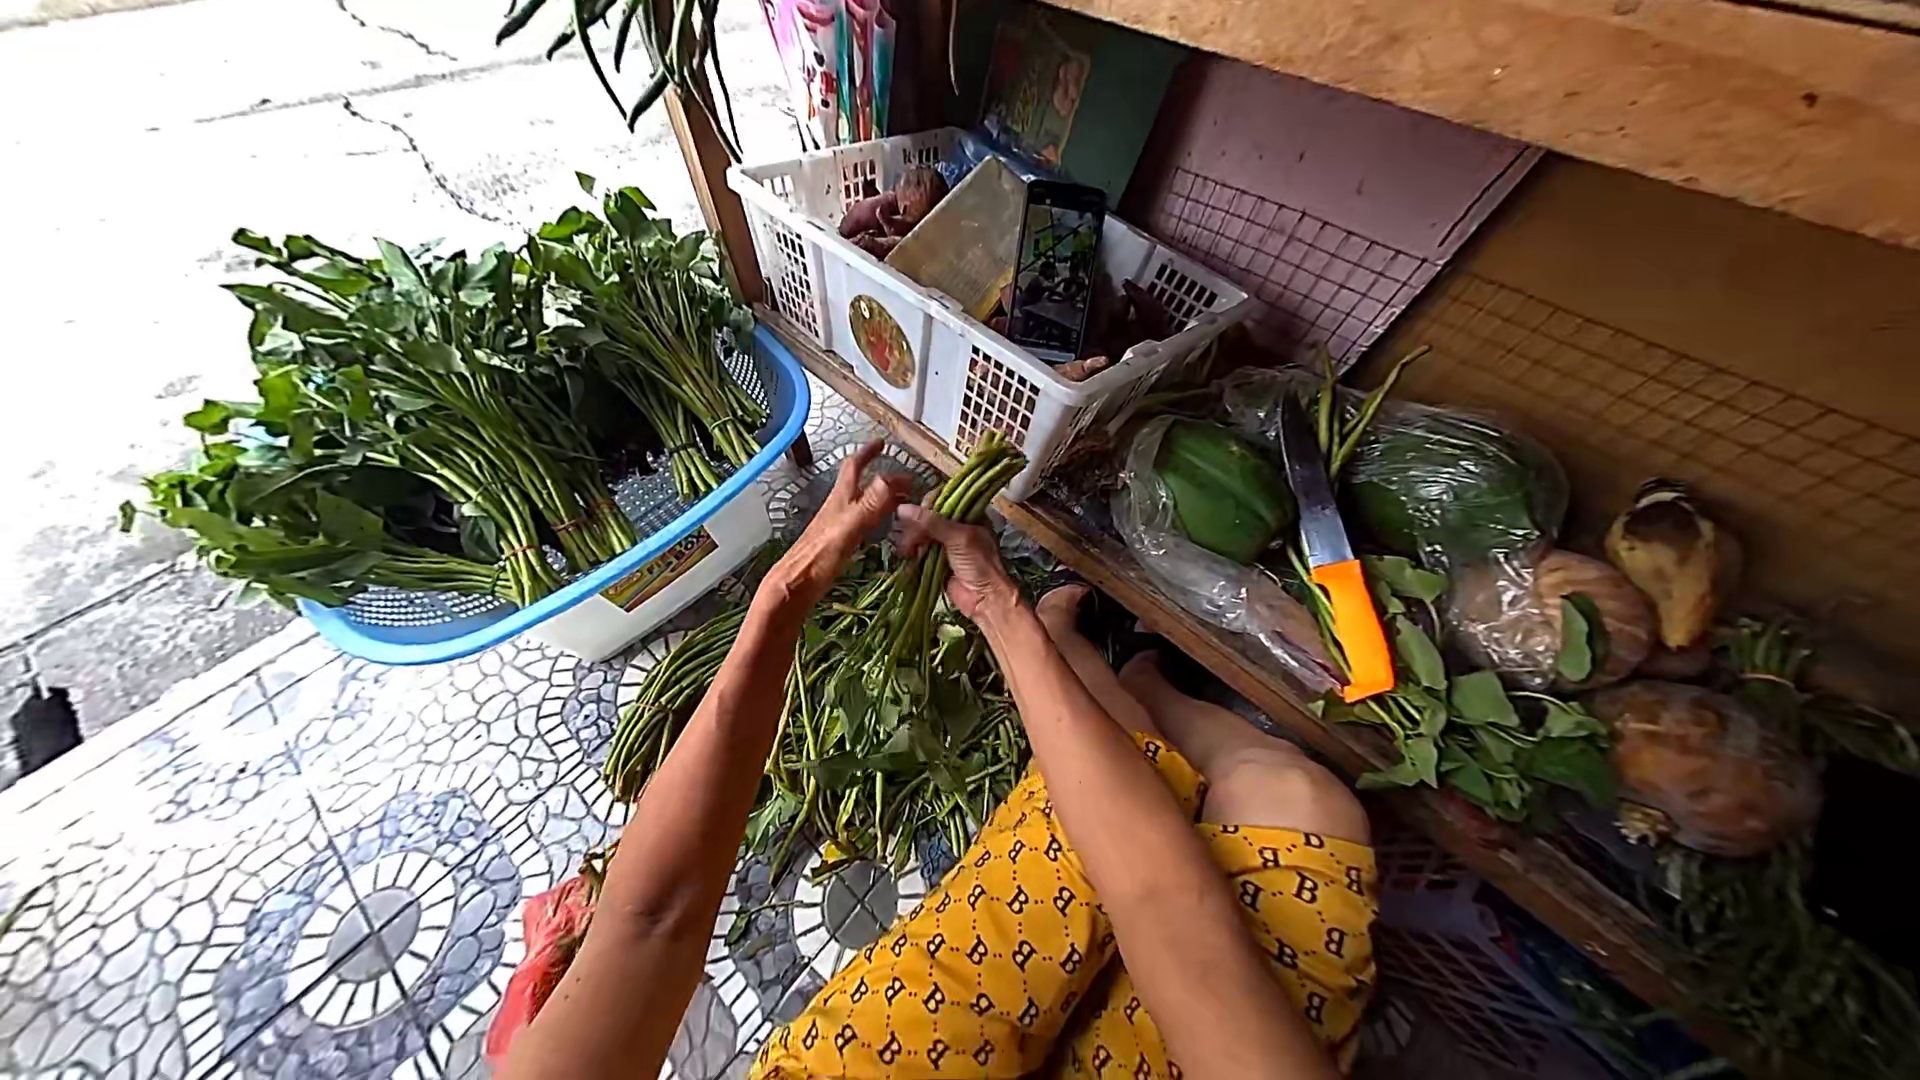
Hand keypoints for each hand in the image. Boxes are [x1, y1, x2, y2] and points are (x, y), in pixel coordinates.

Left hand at [768, 440, 911, 605]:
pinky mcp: (838, 541)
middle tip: (895, 468)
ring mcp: (837, 523)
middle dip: (874, 469)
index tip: (883, 443)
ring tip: (896, 494)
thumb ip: (870, 504)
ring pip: (859, 499)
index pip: (855, 466)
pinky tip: (880, 525)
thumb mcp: (849, 527)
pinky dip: (875, 514)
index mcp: (842, 499)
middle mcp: (839, 506)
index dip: (868, 452)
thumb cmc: (819, 558)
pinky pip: (861, 519)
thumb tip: (889, 478)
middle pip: (856, 480)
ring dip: (877, 492)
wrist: (796, 585)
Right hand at [897, 503, 1021, 624]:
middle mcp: (957, 526)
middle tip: (909, 540)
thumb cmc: (979, 564)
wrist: (984, 599)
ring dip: (911, 541)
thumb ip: (931, 522)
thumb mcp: (958, 538)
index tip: (913, 514)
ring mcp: (946, 544)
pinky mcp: (937, 560)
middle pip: (928, 518)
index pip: (942, 500)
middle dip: (915, 528)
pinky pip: (920, 551)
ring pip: (922, 534)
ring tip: (905, 551)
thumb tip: (902, 509)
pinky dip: (912, 553)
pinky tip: (906, 556)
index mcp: (969, 515)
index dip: (926, 506)